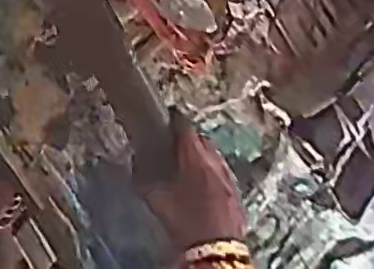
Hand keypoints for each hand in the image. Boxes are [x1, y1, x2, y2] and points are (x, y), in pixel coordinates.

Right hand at [140, 113, 246, 251]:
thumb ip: (146, 182)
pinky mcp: (238, 195)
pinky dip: (216, 175)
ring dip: (205, 156)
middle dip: (191, 138)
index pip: (185, 126)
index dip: (176, 121)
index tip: (168, 120)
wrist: (216, 253)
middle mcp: (215, 161)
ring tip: (192, 166)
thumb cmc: (186, 223)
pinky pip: (225, 176)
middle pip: (202, 139)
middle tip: (178, 145)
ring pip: (216, 156)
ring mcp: (229, 178)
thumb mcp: (160, 202)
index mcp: (195, 157)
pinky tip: (208, 187)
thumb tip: (136, 168)